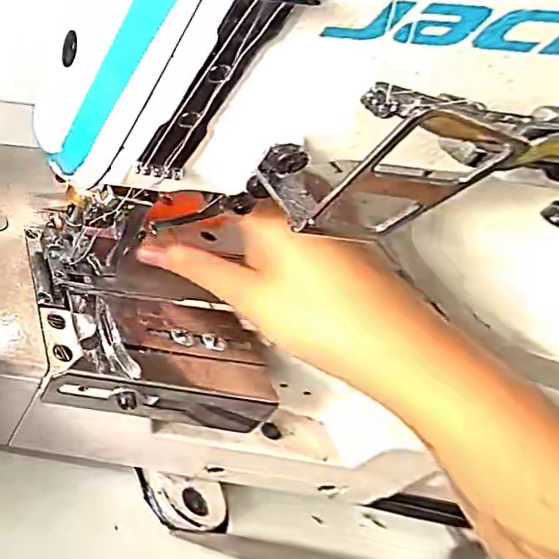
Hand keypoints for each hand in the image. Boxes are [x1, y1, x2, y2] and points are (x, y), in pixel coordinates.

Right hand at [137, 201, 471, 408]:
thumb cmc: (335, 322)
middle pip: (240, 215)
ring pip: (269, 231)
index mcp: (274, 216)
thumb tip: (157, 250)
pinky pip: (294, 245)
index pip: (211, 206)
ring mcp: (327, 232)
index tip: (159, 235)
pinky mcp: (344, 252)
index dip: (179, 222)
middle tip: (187, 260)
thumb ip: (194, 266)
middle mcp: (303, 215)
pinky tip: (279, 293)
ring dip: (244, 250)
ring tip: (238, 285)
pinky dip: (275, 262)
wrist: (400, 352)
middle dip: (213, 236)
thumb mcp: (245, 296)